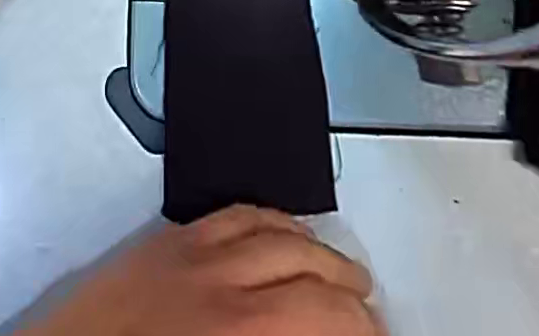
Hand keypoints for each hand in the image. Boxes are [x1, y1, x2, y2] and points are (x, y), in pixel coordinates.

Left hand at [20, 205, 381, 335]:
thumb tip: (307, 335)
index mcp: (241, 332)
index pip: (326, 319)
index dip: (364, 330)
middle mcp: (222, 284)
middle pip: (311, 272)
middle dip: (352, 295)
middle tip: (370, 314)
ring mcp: (193, 254)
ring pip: (277, 232)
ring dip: (318, 249)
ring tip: (343, 270)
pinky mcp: (168, 241)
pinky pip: (233, 214)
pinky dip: (270, 219)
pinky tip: (281, 229)